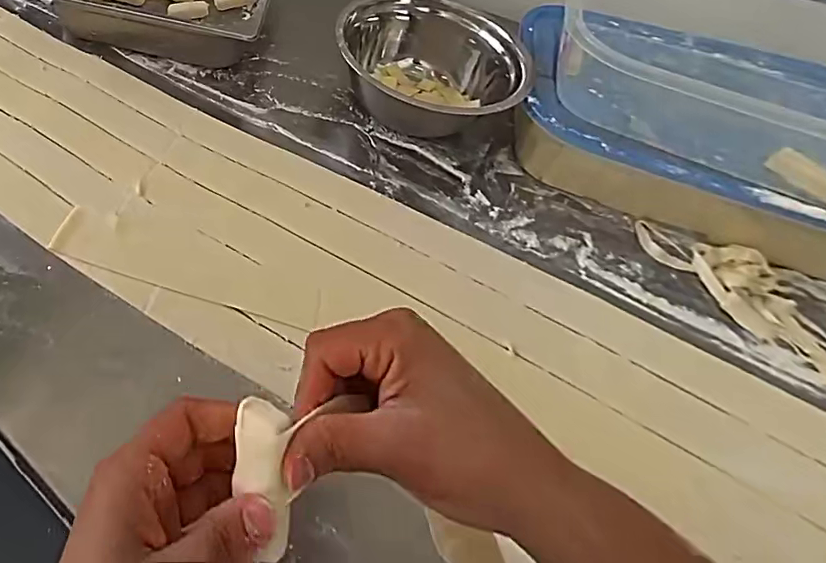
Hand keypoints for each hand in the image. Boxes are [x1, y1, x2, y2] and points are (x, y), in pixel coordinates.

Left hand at [60, 397, 276, 562]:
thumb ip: (218, 537)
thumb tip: (262, 511)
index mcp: (130, 471)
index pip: (183, 421)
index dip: (226, 417)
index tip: (267, 427)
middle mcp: (136, 485)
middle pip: (196, 451)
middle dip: (240, 460)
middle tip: (281, 472)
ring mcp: (144, 518)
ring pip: (201, 489)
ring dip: (238, 496)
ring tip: (274, 507)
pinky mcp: (151, 548)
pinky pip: (196, 522)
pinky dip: (225, 526)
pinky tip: (251, 537)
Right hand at [280, 308, 568, 535]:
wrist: (534, 494)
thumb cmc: (485, 459)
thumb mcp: (392, 449)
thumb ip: (330, 444)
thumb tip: (291, 453)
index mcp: (394, 332)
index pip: (323, 351)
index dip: (310, 396)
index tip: (305, 438)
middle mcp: (399, 336)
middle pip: (331, 362)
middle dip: (327, 408)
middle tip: (329, 448)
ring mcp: (407, 359)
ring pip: (346, 381)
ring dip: (345, 418)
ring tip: (367, 450)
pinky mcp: (413, 382)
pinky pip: (366, 393)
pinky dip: (361, 422)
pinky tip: (378, 446)